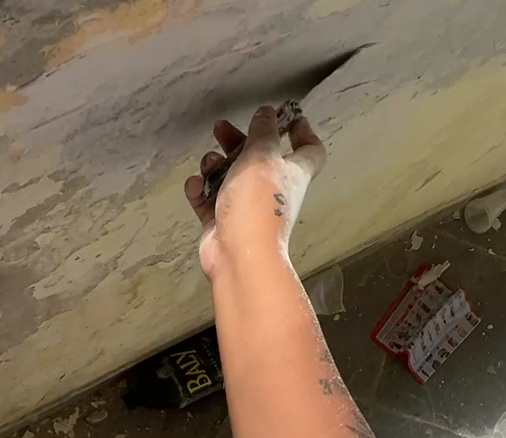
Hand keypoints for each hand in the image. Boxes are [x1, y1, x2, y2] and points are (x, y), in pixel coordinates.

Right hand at [183, 106, 325, 279]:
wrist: (239, 255)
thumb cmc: (257, 204)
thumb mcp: (262, 156)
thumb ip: (263, 131)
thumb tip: (268, 113)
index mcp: (292, 173)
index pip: (310, 150)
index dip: (303, 132)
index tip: (288, 118)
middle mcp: (272, 190)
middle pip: (257, 158)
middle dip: (239, 141)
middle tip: (221, 129)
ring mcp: (246, 208)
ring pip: (229, 177)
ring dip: (215, 165)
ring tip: (208, 163)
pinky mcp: (222, 222)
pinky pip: (209, 200)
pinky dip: (200, 191)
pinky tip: (195, 186)